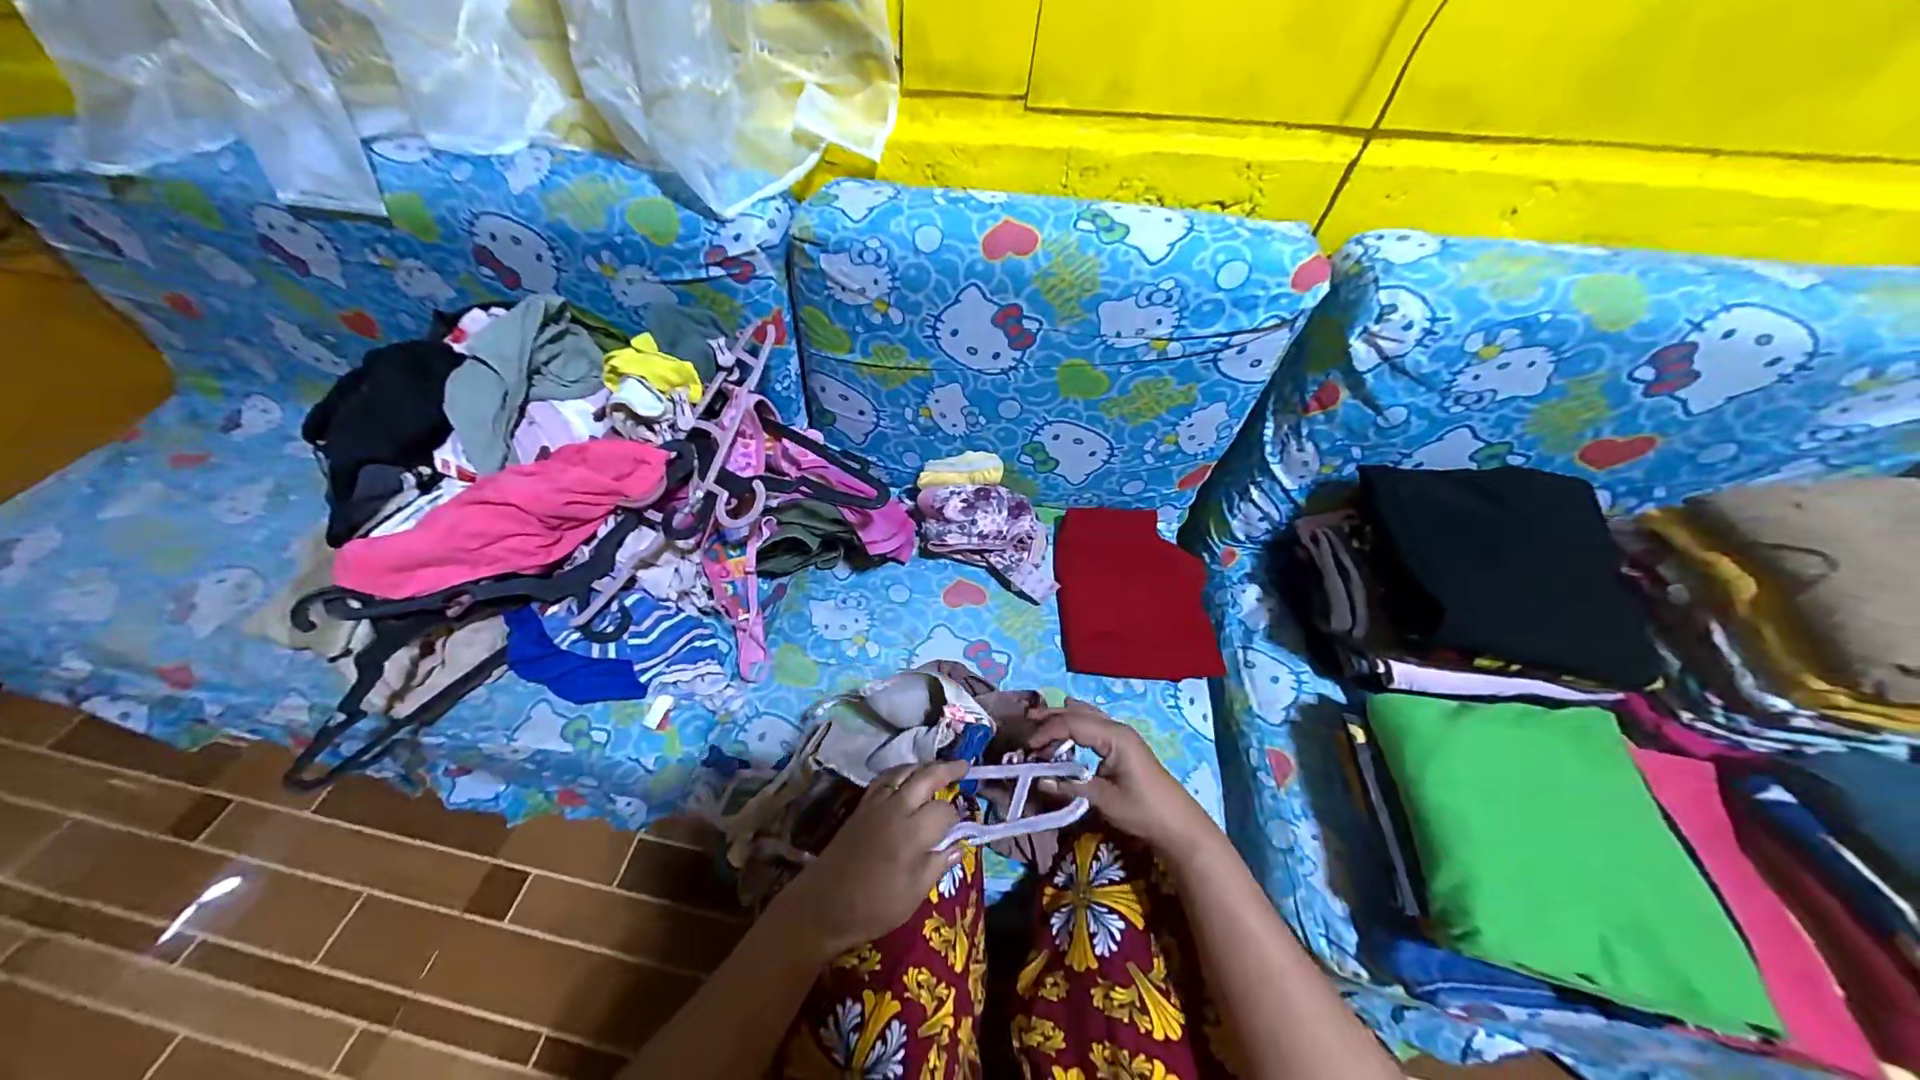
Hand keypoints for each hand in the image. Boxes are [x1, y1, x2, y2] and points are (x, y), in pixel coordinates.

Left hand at [771, 760, 966, 958]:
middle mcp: (896, 809)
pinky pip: (884, 779)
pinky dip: (900, 773)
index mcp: (912, 832)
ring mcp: (875, 804)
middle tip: (964, 766)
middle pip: (926, 777)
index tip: (962, 826)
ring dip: (923, 767)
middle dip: (947, 769)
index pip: (945, 811)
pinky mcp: (861, 807)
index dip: (957, 817)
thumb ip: (938, 865)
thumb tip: (958, 847)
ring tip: (937, 768)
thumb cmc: (873, 907)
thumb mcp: (913, 894)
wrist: (822, 905)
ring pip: (903, 771)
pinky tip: (905, 780)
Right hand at [1028, 698, 1218, 853]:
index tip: (1029, 746)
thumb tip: (1038, 780)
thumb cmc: (1143, 810)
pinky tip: (1067, 729)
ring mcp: (1122, 735)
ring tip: (1039, 720)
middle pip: (1079, 713)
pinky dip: (1076, 724)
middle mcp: (1117, 728)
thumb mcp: (1104, 800)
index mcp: (1114, 737)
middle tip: (1027, 721)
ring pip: (1087, 715)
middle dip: (1052, 716)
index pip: (1073, 723)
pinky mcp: (1123, 745)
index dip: (1047, 731)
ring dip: (1063, 718)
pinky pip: (1094, 725)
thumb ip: (1070, 786)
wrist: (1178, 824)